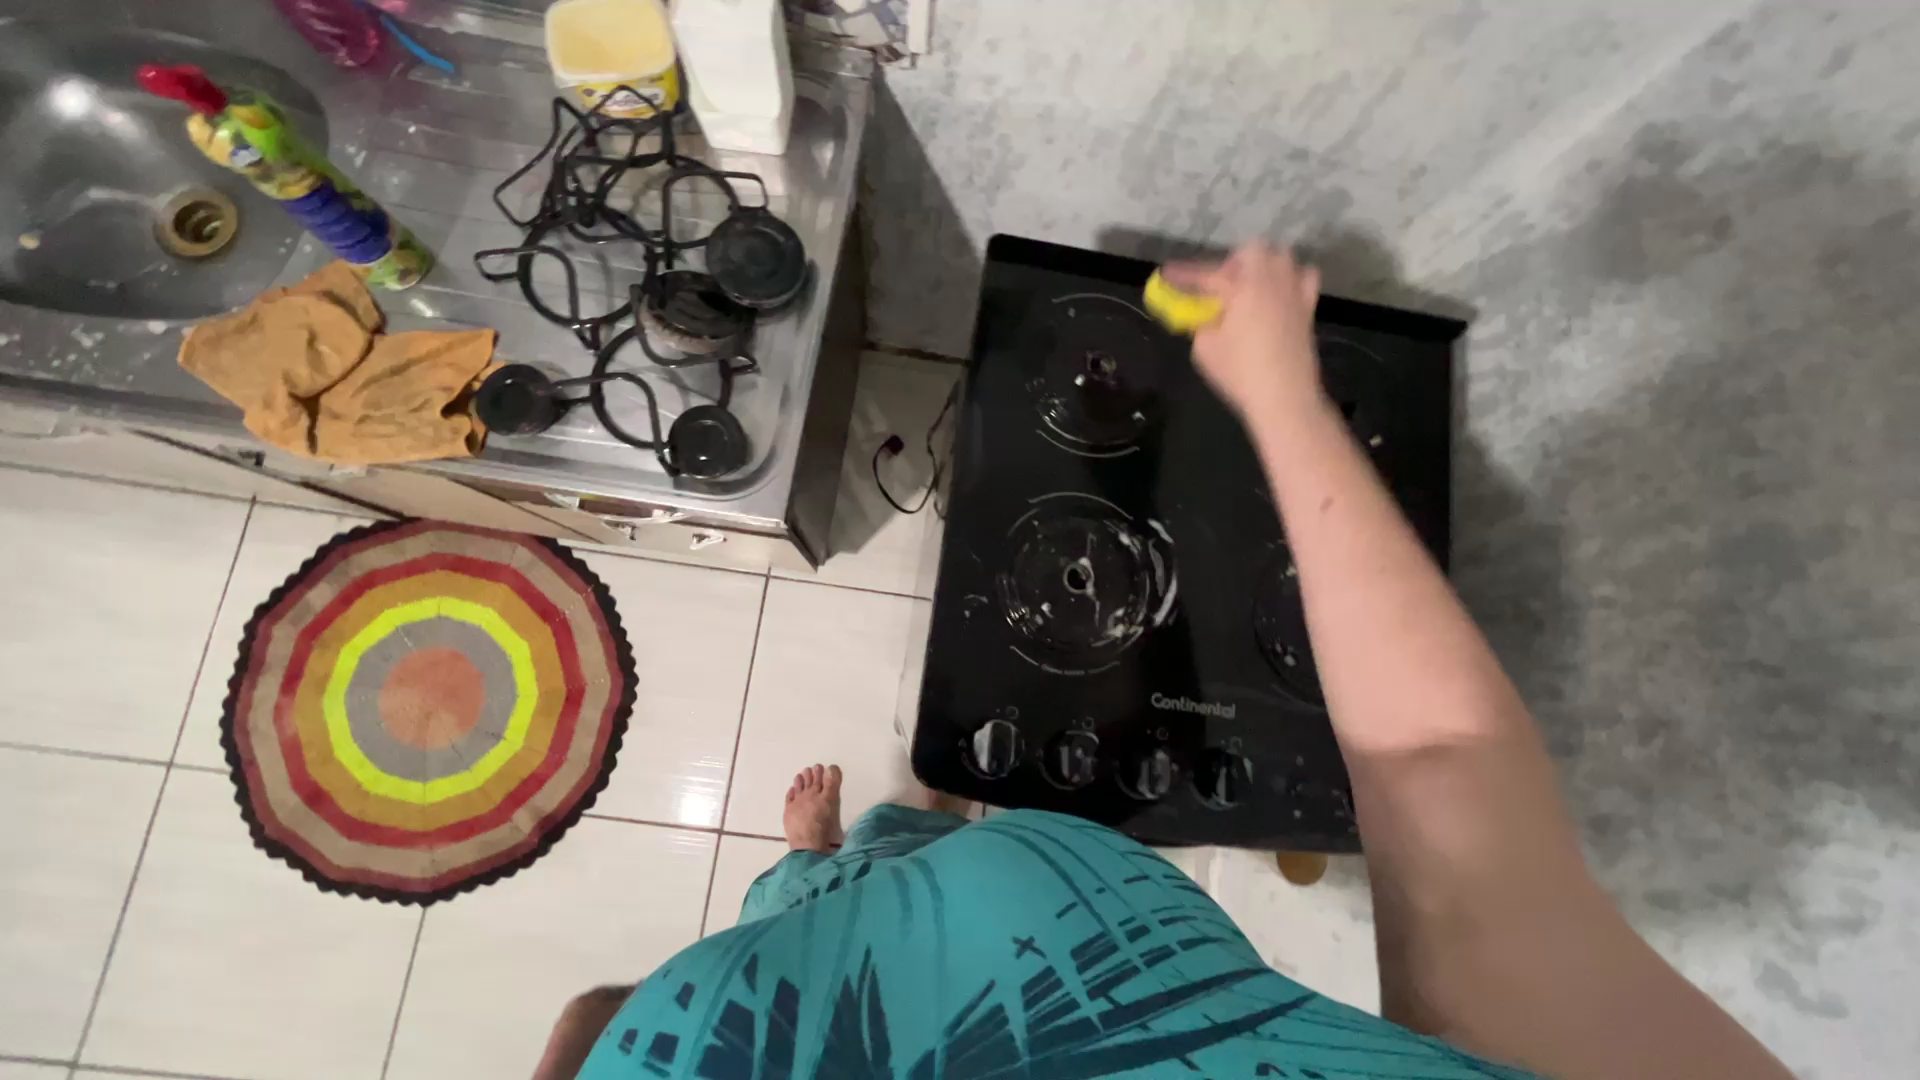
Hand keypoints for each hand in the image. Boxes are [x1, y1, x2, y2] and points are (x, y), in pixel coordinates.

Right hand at [1162, 243, 1323, 427]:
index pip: (1207, 274)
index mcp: (1242, 287)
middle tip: (1220, 285)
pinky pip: (1303, 277)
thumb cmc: (1240, 372)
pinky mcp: (1308, 308)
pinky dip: (1289, 279)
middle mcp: (1271, 280)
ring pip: (1282, 258)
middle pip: (1252, 250)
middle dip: (1233, 262)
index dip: (1184, 274)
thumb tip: (1207, 317)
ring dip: (1263, 265)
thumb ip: (1201, 324)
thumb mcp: (1205, 349)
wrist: (1284, 395)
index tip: (1166, 273)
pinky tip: (1278, 296)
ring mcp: (1294, 292)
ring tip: (1249, 288)